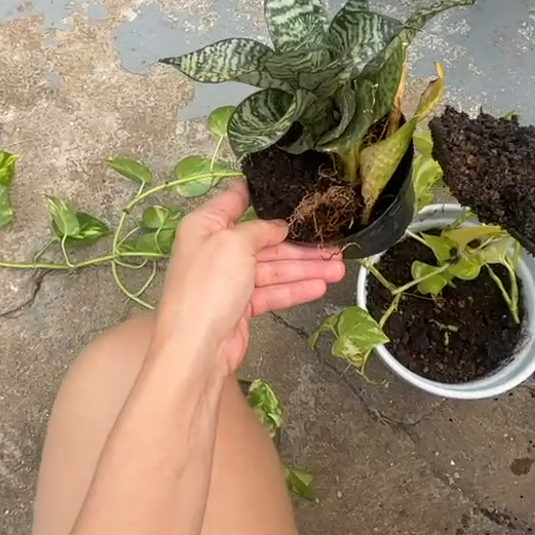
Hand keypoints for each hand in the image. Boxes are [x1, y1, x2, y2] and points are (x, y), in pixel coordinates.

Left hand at [151, 182, 345, 373]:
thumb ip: (259, 230)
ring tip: (337, 268)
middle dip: (298, 243)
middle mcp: (216, 249)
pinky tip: (319, 287)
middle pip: (263, 240)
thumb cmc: (209, 286)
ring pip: (272, 268)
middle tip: (332, 243)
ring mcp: (229, 279)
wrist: (197, 348)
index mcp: (205, 226)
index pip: (235, 200)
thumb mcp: (234, 244)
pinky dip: (295, 289)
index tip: (289, 186)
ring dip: (304, 267)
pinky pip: (272, 291)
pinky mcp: (240, 306)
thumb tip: (278, 227)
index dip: (260, 192)